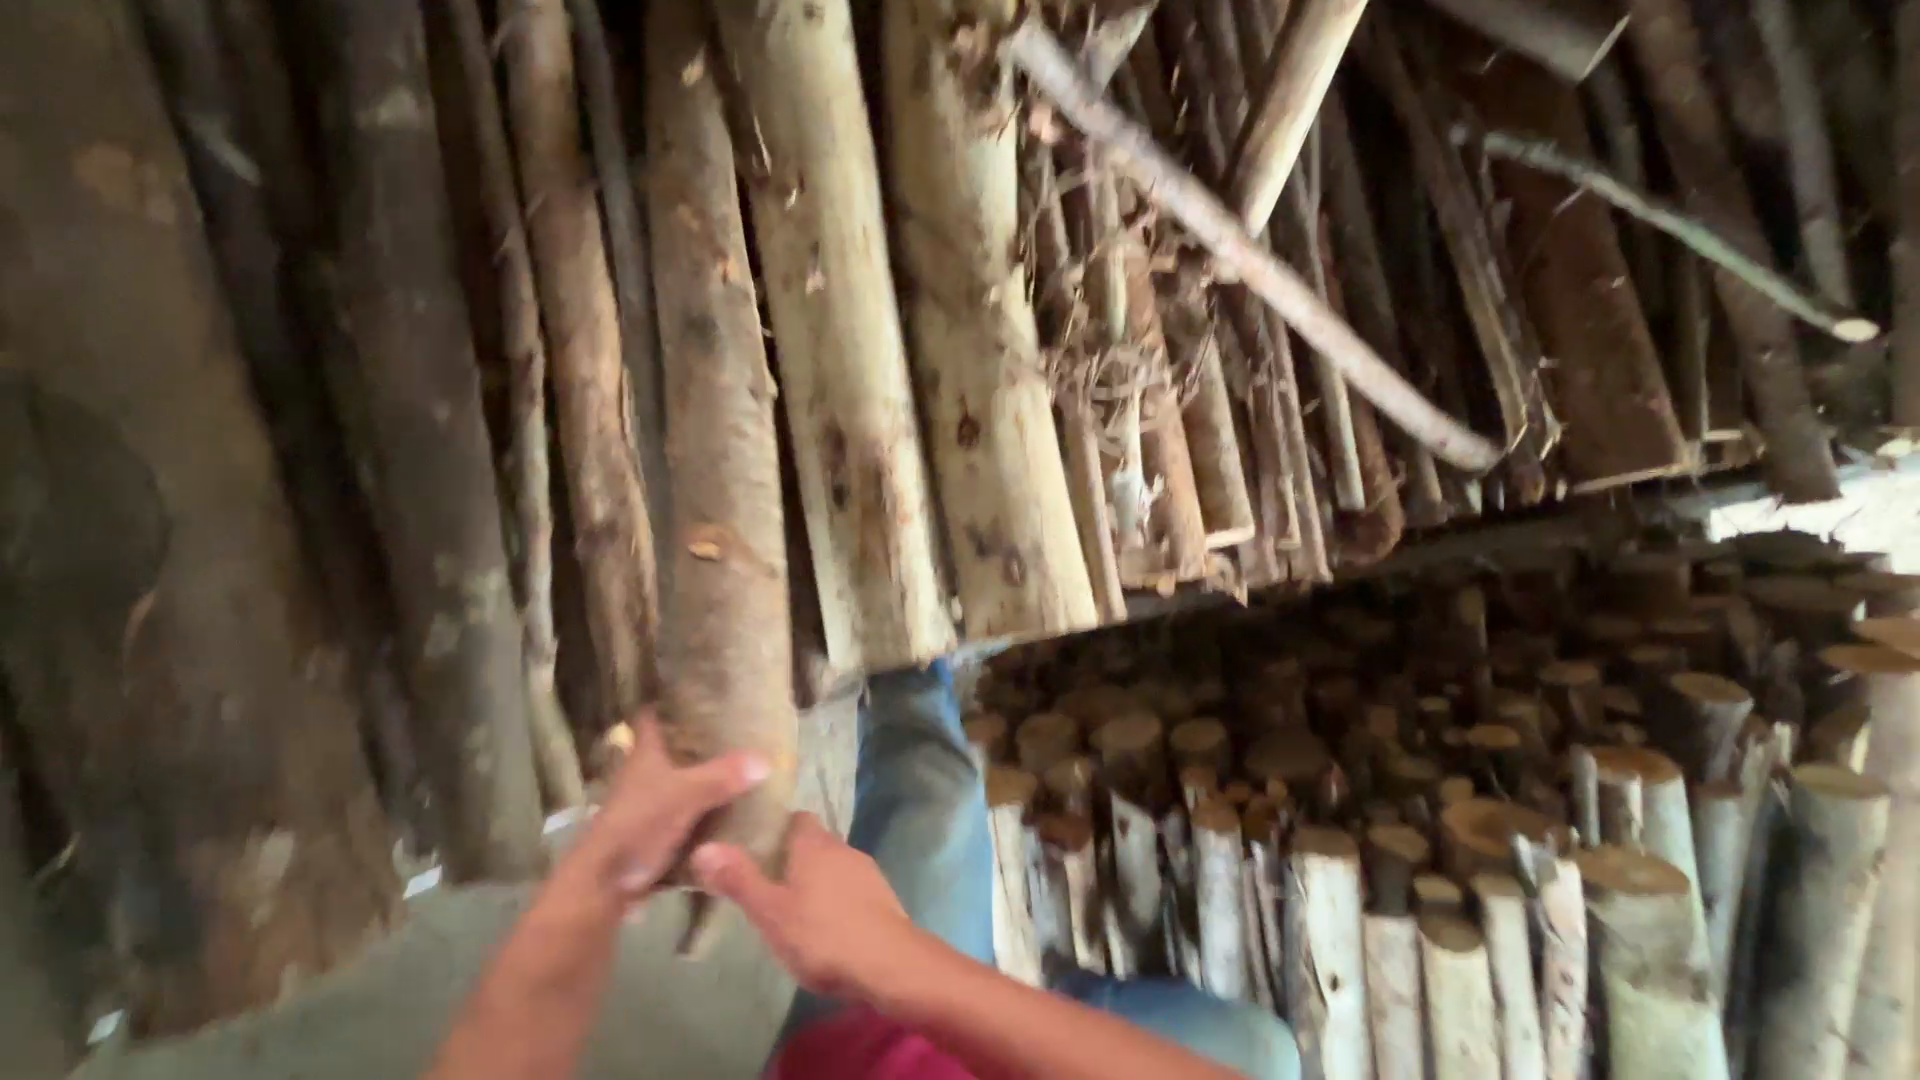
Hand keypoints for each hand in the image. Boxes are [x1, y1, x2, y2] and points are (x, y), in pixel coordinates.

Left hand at [570, 713, 768, 907]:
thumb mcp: (685, 795)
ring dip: (703, 778)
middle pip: (669, 749)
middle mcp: (642, 775)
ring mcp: (646, 807)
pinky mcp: (653, 836)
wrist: (604, 886)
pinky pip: (684, 815)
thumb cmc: (638, 826)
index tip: (700, 693)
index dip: (670, 702)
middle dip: (698, 741)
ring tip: (743, 769)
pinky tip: (732, 812)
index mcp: (644, 755)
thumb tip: (765, 758)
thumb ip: (723, 776)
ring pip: (678, 783)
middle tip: (737, 732)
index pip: (651, 717)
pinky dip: (704, 812)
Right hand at [691, 812, 931, 1001]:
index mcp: (814, 844)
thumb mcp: (771, 912)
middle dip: (792, 858)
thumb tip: (704, 847)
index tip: (753, 847)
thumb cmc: (822, 934)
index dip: (775, 829)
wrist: (889, 962)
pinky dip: (835, 898)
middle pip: (813, 842)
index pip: (795, 818)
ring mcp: (866, 871)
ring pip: (833, 865)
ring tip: (791, 906)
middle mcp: (843, 847)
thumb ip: (739, 879)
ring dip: (815, 879)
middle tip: (765, 883)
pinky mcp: (881, 896)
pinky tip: (824, 924)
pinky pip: (850, 887)